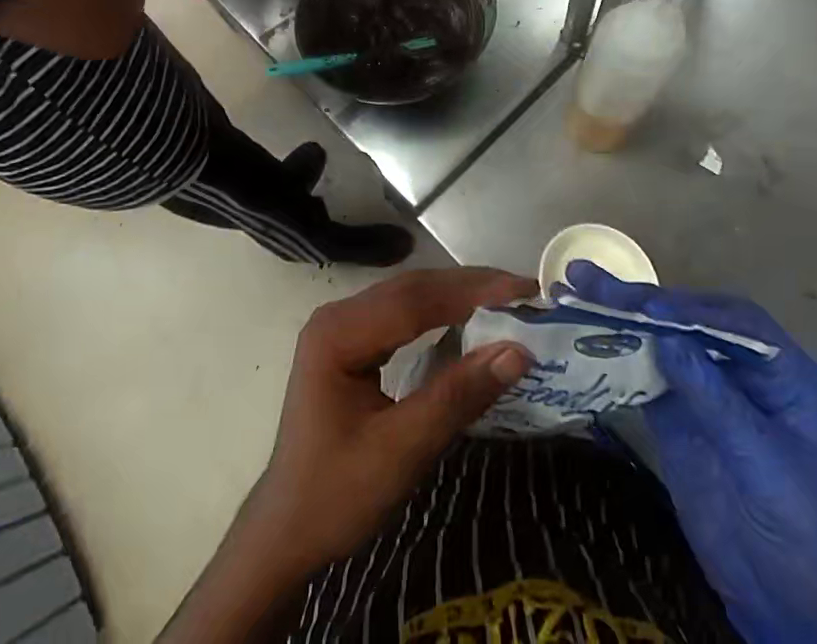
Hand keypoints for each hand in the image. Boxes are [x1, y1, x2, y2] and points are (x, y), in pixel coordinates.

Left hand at [248, 268, 535, 570]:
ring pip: (408, 297)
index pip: (415, 299)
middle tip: (528, 293)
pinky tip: (469, 321)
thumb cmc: (337, 494)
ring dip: (458, 296)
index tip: (527, 292)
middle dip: (471, 287)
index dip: (473, 293)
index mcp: (337, 334)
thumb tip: (518, 351)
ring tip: (509, 302)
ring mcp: (340, 328)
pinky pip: (401, 315)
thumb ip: (457, 396)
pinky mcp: (350, 344)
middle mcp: (335, 317)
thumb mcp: (402, 450)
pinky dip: (441, 314)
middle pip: (411, 289)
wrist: (288, 529)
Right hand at [566, 261, 816, 643]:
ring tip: (571, 295)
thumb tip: (665, 337)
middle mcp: (741, 375)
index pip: (729, 321)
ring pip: (658, 346)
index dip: (684, 306)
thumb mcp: (765, 463)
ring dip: (617, 321)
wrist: (801, 612)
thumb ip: (714, 398)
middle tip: (583, 278)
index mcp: (782, 375)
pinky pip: (643, 382)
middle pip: (685, 324)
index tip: (641, 304)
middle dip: (637, 300)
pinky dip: (613, 361)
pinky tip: (582, 342)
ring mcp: (706, 399)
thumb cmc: (807, 533)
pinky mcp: (679, 425)